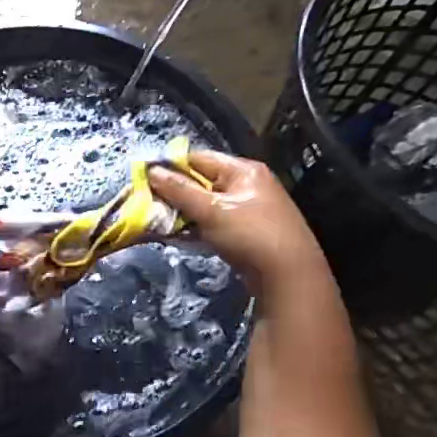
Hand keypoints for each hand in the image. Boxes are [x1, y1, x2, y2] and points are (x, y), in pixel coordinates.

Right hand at [149, 150, 330, 297]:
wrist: (290, 277)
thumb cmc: (250, 235)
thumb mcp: (211, 211)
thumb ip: (180, 191)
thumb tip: (151, 171)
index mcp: (244, 170)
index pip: (199, 158)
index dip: (172, 167)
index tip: (146, 180)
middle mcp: (249, 184)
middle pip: (203, 182)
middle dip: (177, 194)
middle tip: (151, 206)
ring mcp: (251, 209)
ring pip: (208, 205)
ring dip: (186, 214)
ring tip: (162, 224)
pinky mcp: (249, 232)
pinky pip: (217, 223)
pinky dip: (199, 229)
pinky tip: (182, 238)